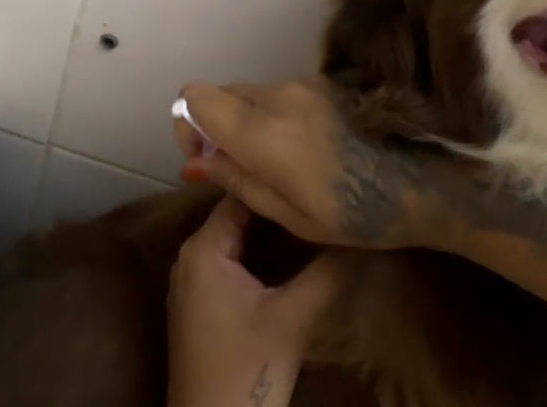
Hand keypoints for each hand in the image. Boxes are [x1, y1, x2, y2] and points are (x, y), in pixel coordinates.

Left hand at [167, 196, 341, 406]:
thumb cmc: (247, 369)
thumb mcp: (293, 317)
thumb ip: (325, 271)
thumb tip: (356, 232)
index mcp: (203, 248)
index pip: (241, 195)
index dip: (277, 184)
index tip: (314, 176)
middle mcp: (190, 255)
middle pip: (238, 216)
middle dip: (278, 208)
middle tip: (321, 196)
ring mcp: (193, 281)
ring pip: (236, 239)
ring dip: (271, 232)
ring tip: (314, 217)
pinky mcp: (202, 304)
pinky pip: (232, 261)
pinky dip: (260, 253)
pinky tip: (294, 255)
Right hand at [173, 80, 467, 252]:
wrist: (429, 184)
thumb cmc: (359, 214)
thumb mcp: (291, 215)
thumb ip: (238, 179)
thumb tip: (198, 161)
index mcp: (265, 130)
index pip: (196, 97)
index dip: (187, 125)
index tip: (202, 158)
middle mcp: (279, 94)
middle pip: (222, 93)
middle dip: (216, 126)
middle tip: (237, 167)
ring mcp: (305, 84)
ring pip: (252, 93)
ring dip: (248, 122)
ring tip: (278, 164)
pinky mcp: (325, 83)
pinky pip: (280, 94)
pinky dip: (275, 115)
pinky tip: (305, 148)